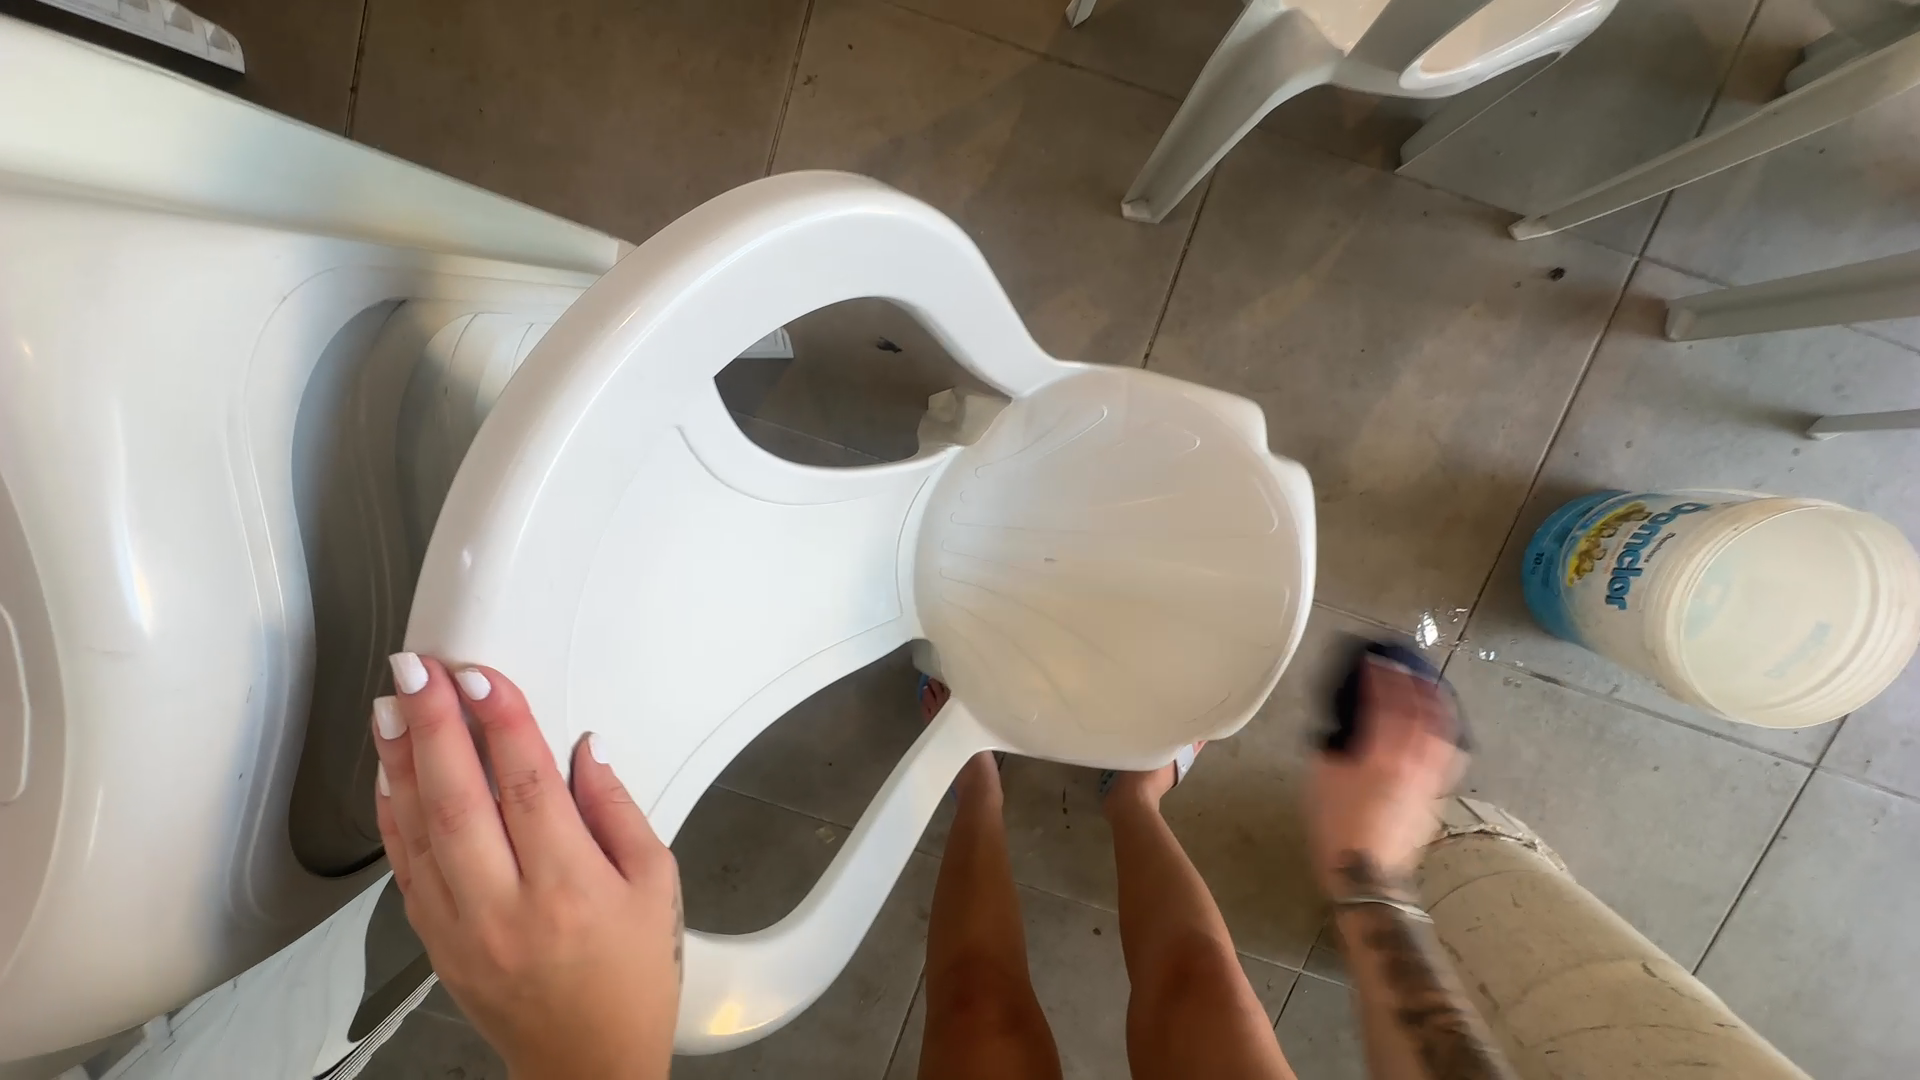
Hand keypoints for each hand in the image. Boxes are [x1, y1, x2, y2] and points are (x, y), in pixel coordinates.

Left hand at [371, 654, 679, 1079]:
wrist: (588, 1060)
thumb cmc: (634, 970)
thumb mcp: (657, 882)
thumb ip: (618, 809)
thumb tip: (585, 750)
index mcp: (571, 885)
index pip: (529, 784)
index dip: (503, 723)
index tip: (483, 677)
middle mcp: (505, 904)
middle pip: (459, 798)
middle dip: (434, 724)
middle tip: (416, 670)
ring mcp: (461, 927)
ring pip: (419, 830)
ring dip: (400, 761)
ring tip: (387, 706)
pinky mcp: (437, 942)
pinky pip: (406, 869)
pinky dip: (393, 815)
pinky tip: (389, 776)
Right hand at [1307, 656, 1463, 898]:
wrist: (1366, 871)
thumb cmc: (1335, 823)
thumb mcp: (1322, 778)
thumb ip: (1337, 748)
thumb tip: (1346, 732)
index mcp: (1381, 757)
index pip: (1387, 707)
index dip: (1383, 680)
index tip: (1377, 661)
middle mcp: (1412, 765)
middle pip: (1424, 716)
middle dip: (1416, 686)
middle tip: (1408, 667)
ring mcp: (1428, 782)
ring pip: (1443, 736)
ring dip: (1438, 708)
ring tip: (1431, 691)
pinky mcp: (1433, 799)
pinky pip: (1446, 758)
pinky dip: (1444, 735)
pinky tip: (1439, 731)